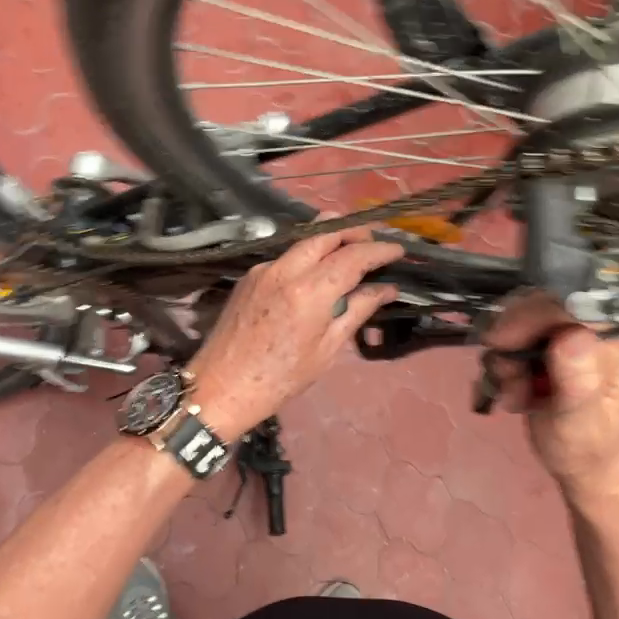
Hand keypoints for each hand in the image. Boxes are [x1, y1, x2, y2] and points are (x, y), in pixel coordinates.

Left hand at [186, 226, 404, 436]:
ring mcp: (264, 268)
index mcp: (309, 292)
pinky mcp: (250, 275)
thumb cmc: (281, 379)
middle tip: (376, 238)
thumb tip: (385, 288)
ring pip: (303, 240)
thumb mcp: (327, 349)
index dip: (379, 250)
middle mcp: (285, 270)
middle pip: (326, 234)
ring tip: (353, 242)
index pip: (353, 256)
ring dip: (331, 236)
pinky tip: (318, 264)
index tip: (398, 250)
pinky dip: (308, 251)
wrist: (221, 387)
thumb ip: (357, 311)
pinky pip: (286, 253)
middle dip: (355, 231)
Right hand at [484, 293, 618, 490]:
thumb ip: (578, 381)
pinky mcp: (552, 347)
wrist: (582, 471)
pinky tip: (512, 390)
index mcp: (618, 343)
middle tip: (503, 372)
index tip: (505, 339)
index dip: (536, 312)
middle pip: (545, 304)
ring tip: (512, 390)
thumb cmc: (588, 450)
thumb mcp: (581, 422)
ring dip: (507, 354)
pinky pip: (518, 336)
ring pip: (525, 318)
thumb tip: (571, 335)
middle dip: (514, 336)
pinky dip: (506, 361)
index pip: (575, 302)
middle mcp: (597, 331)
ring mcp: (573, 337)